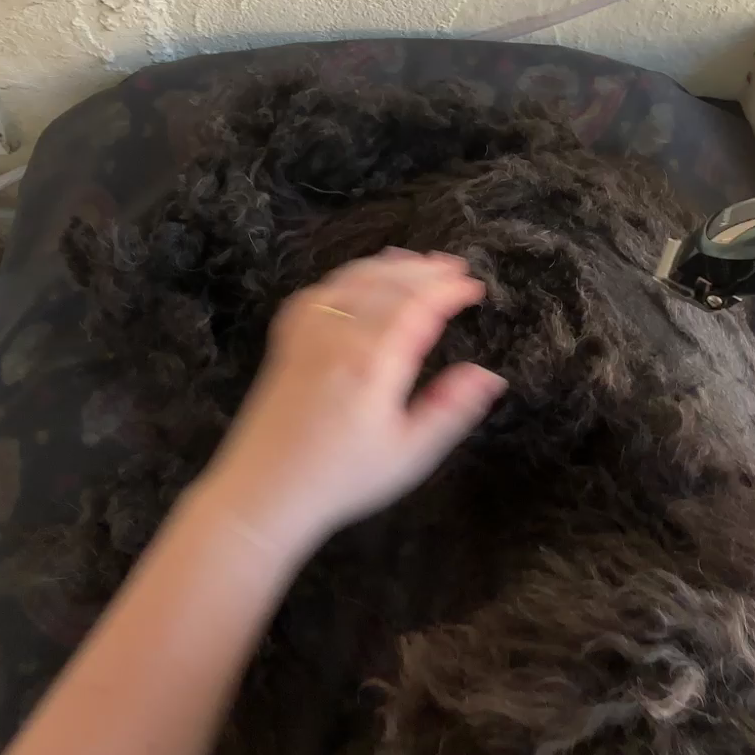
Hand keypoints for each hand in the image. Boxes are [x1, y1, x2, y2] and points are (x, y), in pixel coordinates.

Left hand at [195, 249, 504, 553]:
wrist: (264, 491)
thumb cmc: (343, 478)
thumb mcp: (409, 453)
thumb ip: (450, 409)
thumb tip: (489, 376)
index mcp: (373, 362)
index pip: (419, 306)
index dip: (449, 290)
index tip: (474, 286)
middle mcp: (340, 336)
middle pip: (389, 284)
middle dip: (426, 271)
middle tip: (455, 267)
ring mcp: (309, 333)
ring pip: (355, 280)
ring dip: (391, 267)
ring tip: (418, 262)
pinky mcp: (288, 339)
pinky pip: (322, 291)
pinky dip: (349, 276)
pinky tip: (362, 278)